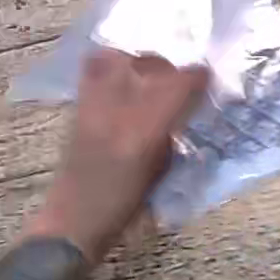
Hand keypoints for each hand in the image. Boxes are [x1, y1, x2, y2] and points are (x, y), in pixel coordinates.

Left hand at [27, 49, 207, 256]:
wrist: (73, 221)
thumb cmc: (126, 203)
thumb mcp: (163, 169)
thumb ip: (173, 132)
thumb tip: (186, 106)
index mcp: (146, 131)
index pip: (180, 84)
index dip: (198, 77)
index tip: (206, 79)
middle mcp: (119, 110)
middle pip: (152, 65)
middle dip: (172, 67)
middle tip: (181, 79)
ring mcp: (94, 104)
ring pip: (122, 59)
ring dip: (141, 62)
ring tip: (150, 73)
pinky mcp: (77, 106)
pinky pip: (95, 68)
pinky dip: (111, 63)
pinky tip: (122, 74)